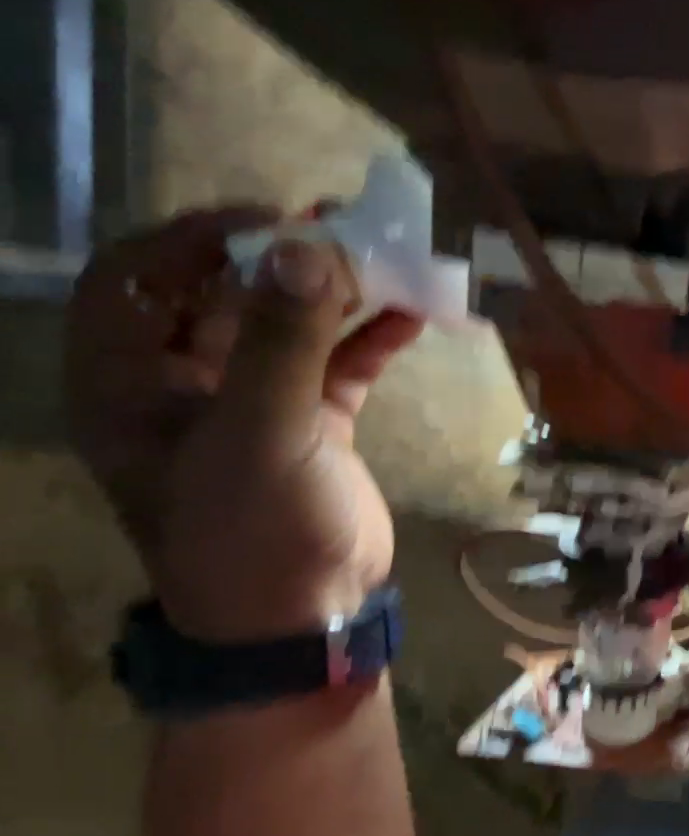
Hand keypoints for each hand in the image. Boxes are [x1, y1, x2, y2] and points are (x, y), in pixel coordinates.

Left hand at [66, 208, 423, 640]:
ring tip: (385, 258)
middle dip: (278, 259)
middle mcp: (181, 384)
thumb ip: (283, 339)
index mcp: (128, 382)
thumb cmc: (253, 529)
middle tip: (342, 227)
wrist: (305, 615)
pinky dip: (372, 339)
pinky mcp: (312, 426)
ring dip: (333, 294)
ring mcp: (252, 404)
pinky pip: (337, 366)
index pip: (139, 279)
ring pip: (287, 328)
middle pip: (220, 295)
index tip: (273, 220)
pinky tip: (413, 317)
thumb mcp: (261, 432)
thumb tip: (312, 247)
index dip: (196, 238)